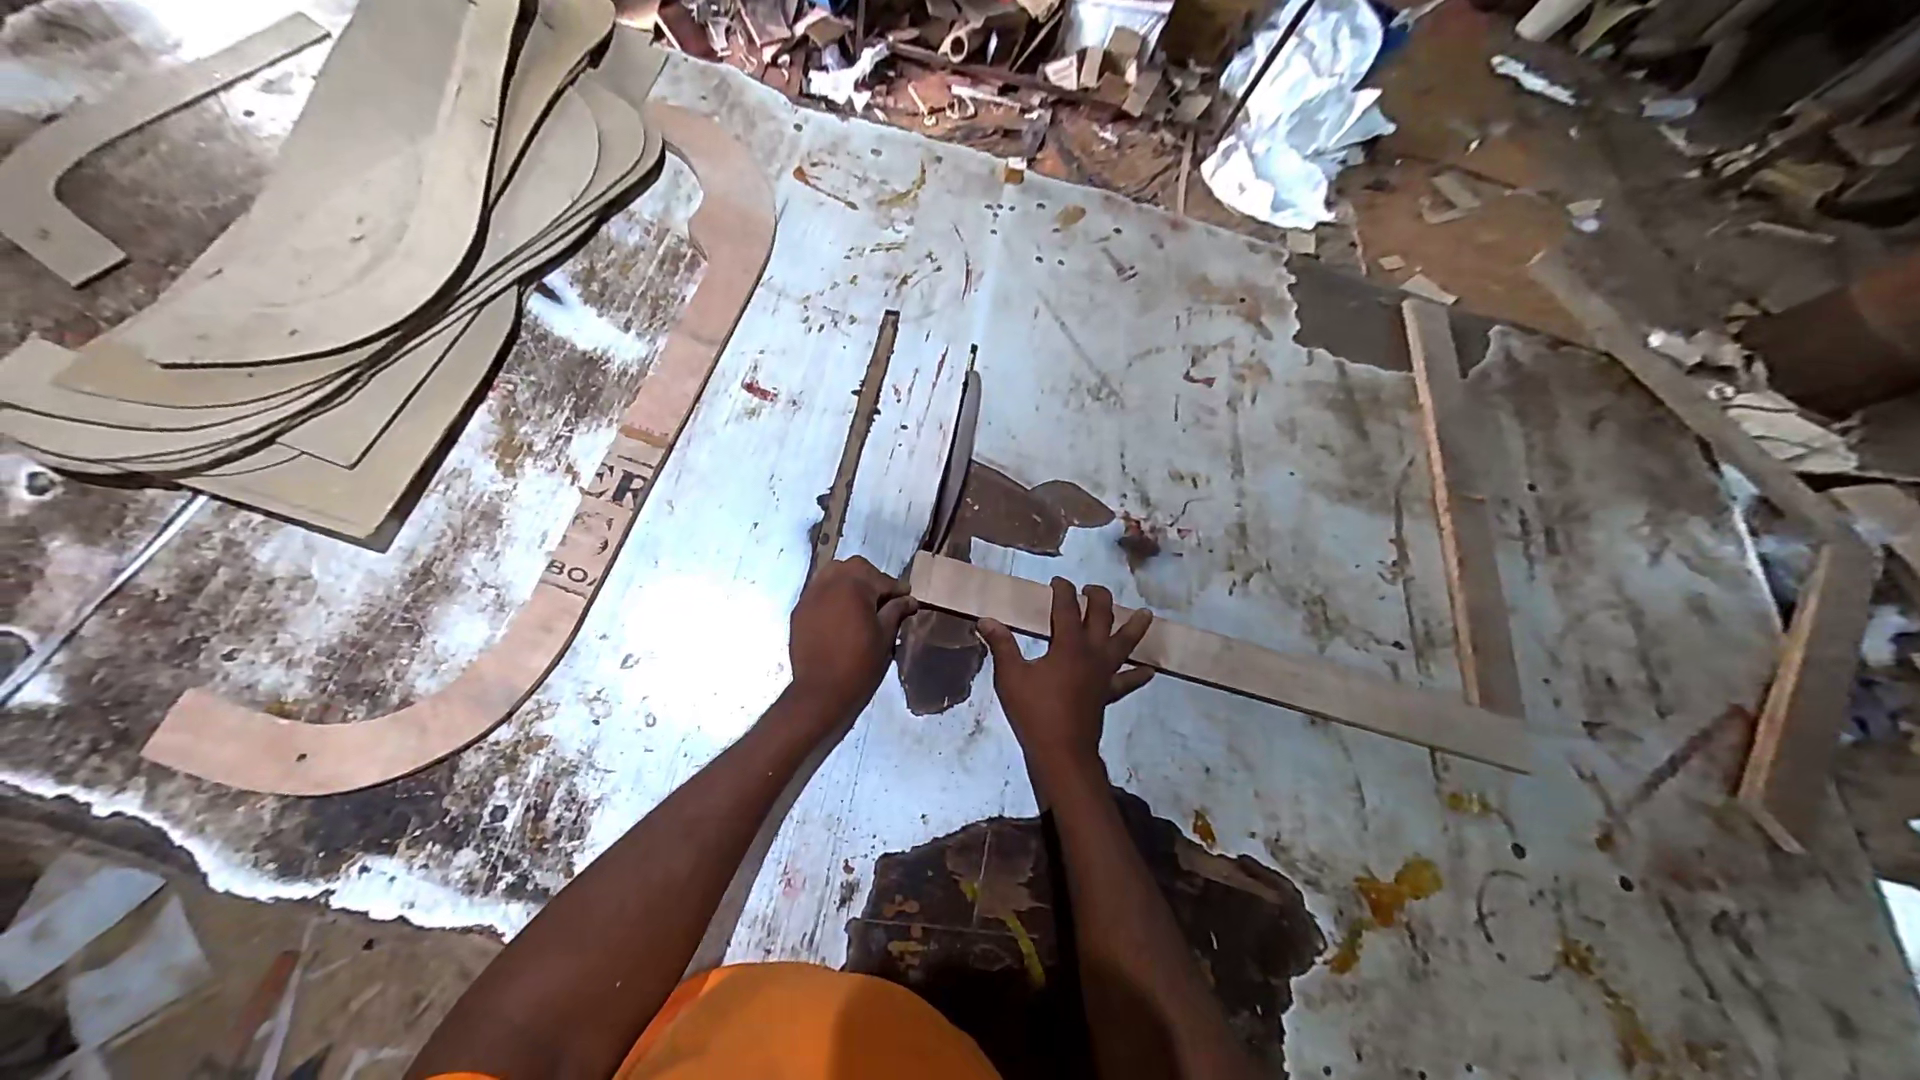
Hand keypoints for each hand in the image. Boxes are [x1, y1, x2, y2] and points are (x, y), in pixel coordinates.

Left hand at [787, 556, 918, 723]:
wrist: (822, 691)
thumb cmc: (860, 663)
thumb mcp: (885, 636)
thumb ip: (896, 612)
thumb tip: (909, 600)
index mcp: (854, 586)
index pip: (881, 579)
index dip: (897, 588)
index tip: (906, 596)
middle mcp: (829, 583)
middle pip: (854, 568)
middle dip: (872, 578)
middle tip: (884, 597)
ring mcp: (811, 595)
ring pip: (832, 574)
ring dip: (849, 581)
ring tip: (861, 601)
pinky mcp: (799, 610)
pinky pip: (818, 591)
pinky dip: (832, 594)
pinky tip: (841, 611)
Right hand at [976, 579, 1154, 779]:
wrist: (1062, 751)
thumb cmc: (1034, 711)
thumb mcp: (1011, 676)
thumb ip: (1002, 645)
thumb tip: (986, 620)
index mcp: (1068, 645)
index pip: (1067, 608)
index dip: (1063, 590)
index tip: (1058, 581)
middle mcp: (1092, 653)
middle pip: (1102, 617)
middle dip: (1098, 598)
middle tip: (1092, 589)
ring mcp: (1104, 673)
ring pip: (1125, 644)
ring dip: (1135, 627)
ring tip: (1145, 614)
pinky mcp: (1108, 693)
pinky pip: (1127, 681)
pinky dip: (1138, 675)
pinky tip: (1148, 671)